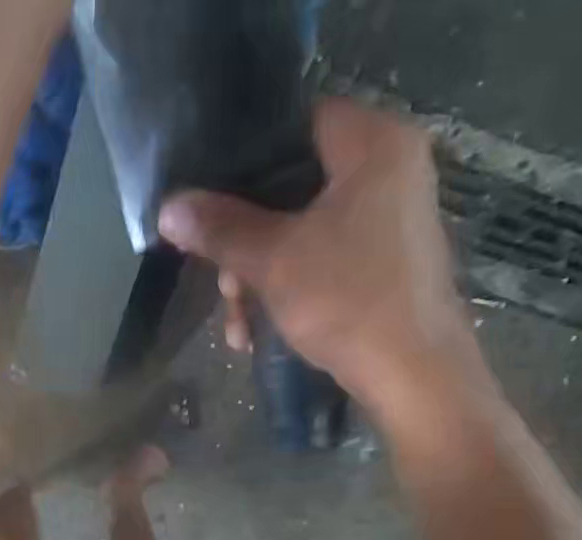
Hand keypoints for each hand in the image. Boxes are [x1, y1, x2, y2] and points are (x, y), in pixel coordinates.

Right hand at [158, 99, 491, 425]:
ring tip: (238, 323)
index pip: (296, 124)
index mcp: (374, 146)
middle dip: (243, 242)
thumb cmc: (347, 300)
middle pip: (289, 187)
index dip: (244, 159)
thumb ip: (219, 228)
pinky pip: (317, 258)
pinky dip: (283, 290)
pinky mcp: (380, 259)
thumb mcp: (272, 261)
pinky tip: (256, 332)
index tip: (206, 198)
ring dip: (255, 277)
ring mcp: (386, 217)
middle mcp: (387, 170)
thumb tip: (168, 208)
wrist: (412, 373)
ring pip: (296, 230)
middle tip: (222, 282)